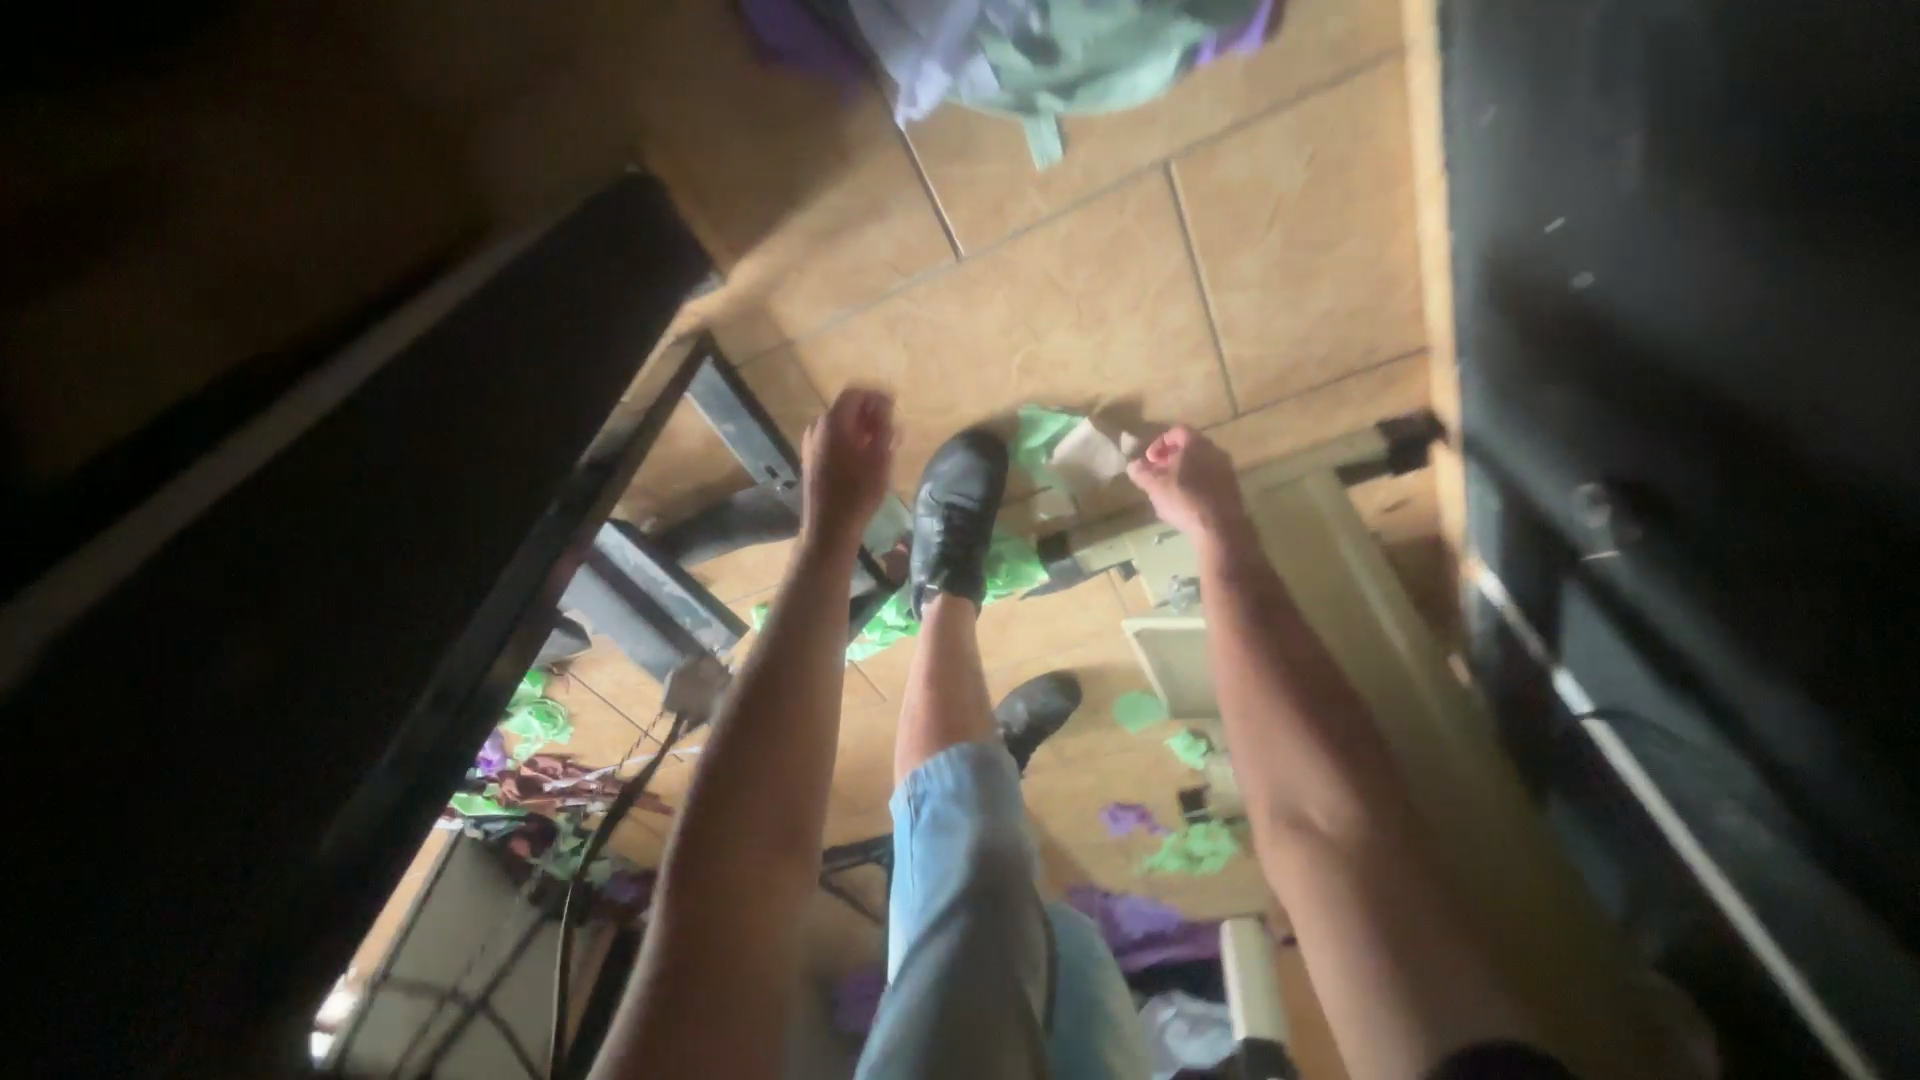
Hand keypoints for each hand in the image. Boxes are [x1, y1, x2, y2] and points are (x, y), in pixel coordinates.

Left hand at [800, 388, 895, 551]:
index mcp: (833, 423)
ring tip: (881, 445)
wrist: (829, 528)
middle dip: (870, 414)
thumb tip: (885, 408)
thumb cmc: (858, 493)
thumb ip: (883, 428)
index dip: (876, 395)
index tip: (894, 405)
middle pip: (846, 408)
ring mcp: (811, 444)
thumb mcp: (880, 458)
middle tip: (891, 428)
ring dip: (861, 429)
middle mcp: (817, 428)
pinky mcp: (810, 460)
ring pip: (840, 425)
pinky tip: (864, 458)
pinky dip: (849, 441)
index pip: (855, 393)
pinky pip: (832, 440)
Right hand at [1126, 425, 1250, 544]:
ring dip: (1183, 473)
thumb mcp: (1154, 486)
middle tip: (1157, 475)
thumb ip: (1141, 472)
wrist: (1220, 527)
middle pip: (1189, 448)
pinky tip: (1186, 503)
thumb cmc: (1184, 499)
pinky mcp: (1232, 488)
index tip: (1149, 460)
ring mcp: (1226, 469)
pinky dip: (1196, 485)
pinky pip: (1209, 479)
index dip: (1159, 443)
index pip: (1177, 431)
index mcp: (1196, 444)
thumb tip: (1133, 465)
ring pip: (1200, 464)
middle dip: (1170, 459)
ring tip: (1170, 491)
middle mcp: (1215, 451)